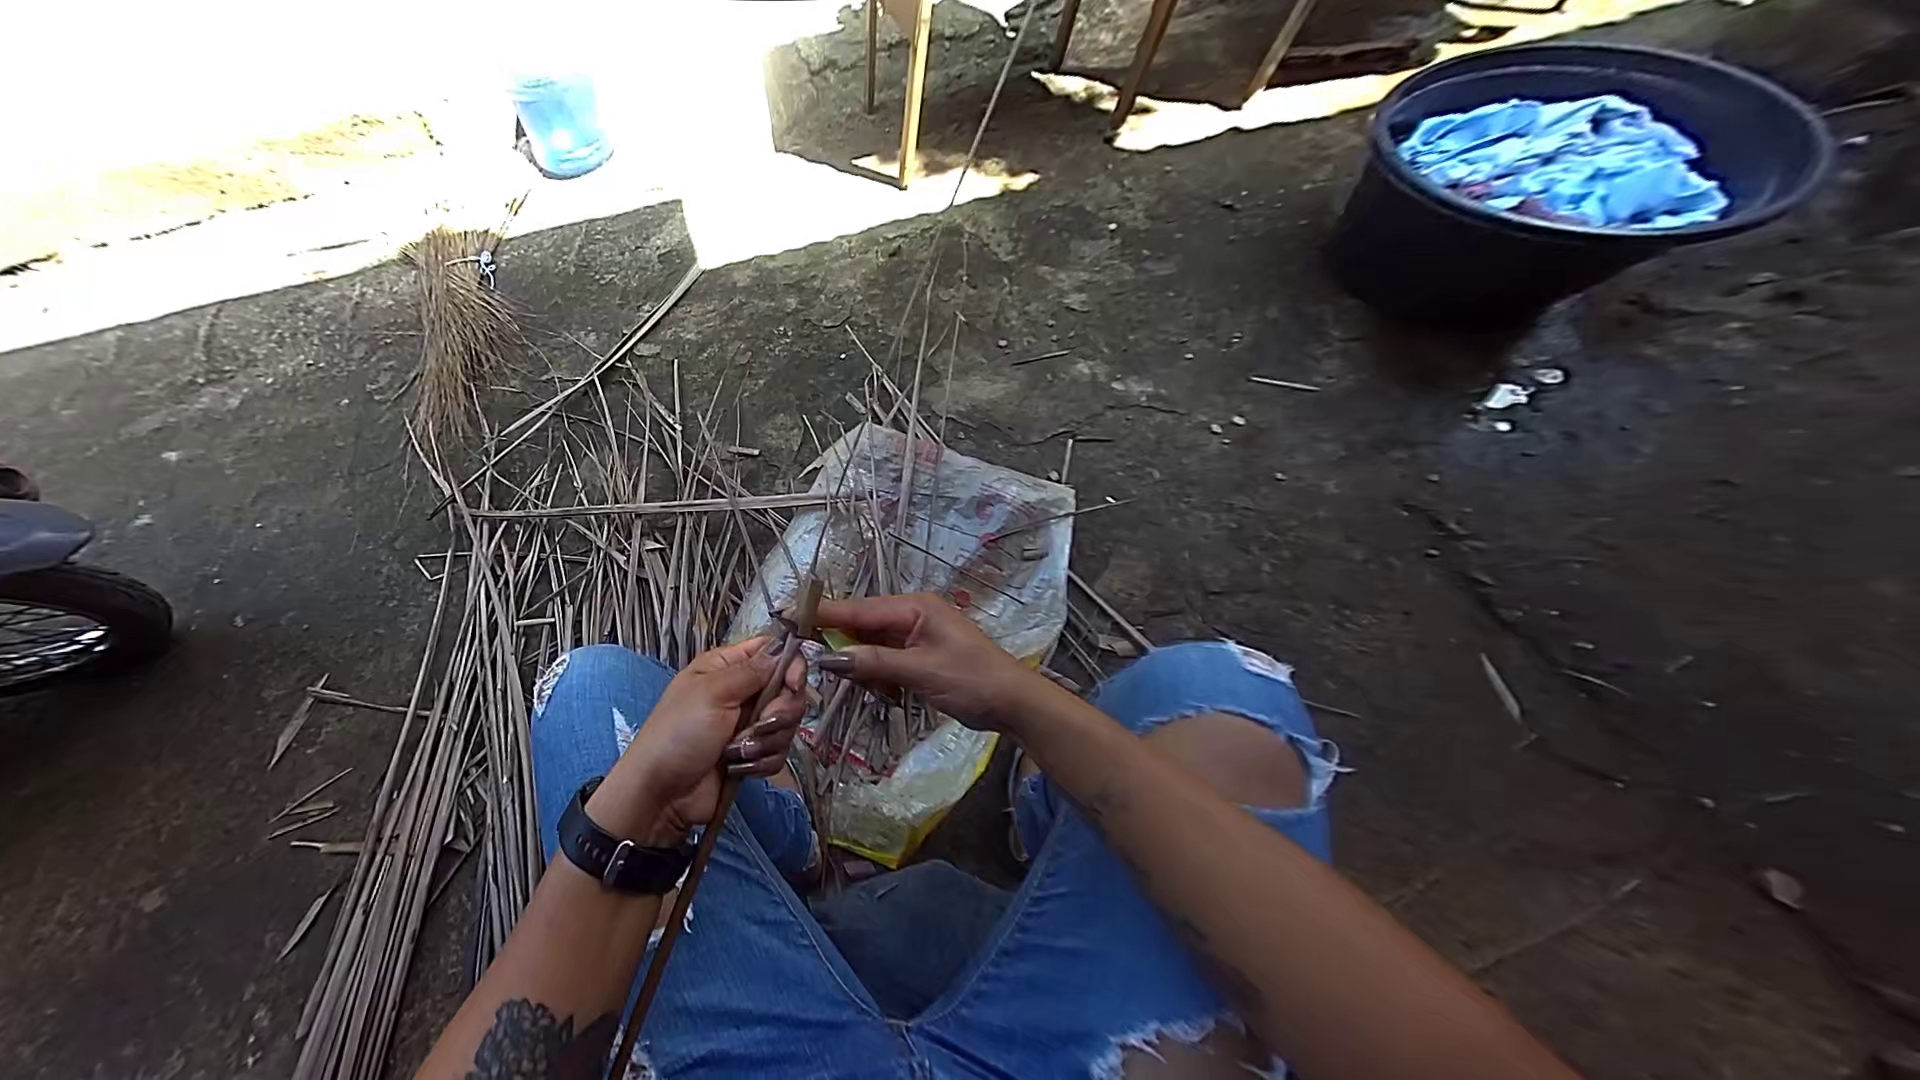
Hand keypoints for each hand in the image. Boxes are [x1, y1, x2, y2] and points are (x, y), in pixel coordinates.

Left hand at [588, 636, 805, 843]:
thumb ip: (752, 670)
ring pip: (787, 723)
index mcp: (728, 667)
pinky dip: (762, 761)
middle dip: (780, 712)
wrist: (661, 795)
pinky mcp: (754, 752)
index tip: (793, 685)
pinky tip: (738, 767)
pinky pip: (780, 751)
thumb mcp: (712, 693)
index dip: (791, 665)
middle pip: (789, 690)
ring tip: (736, 752)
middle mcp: (743, 691)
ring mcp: (749, 724)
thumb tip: (784, 650)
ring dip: (765, 741)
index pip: (774, 651)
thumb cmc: (678, 734)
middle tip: (759, 725)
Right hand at [814, 594, 1048, 732]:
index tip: (786, 613)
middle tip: (819, 666)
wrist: (1012, 702)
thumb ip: (873, 663)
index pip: (858, 609)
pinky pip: (886, 660)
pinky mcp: (920, 655)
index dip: (822, 613)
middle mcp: (912, 615)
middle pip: (862, 626)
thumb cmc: (971, 680)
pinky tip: (887, 692)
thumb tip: (829, 657)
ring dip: (866, 668)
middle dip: (844, 648)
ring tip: (878, 688)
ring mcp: (917, 635)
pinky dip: (880, 676)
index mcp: (914, 608)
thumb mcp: (920, 671)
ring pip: (872, 647)